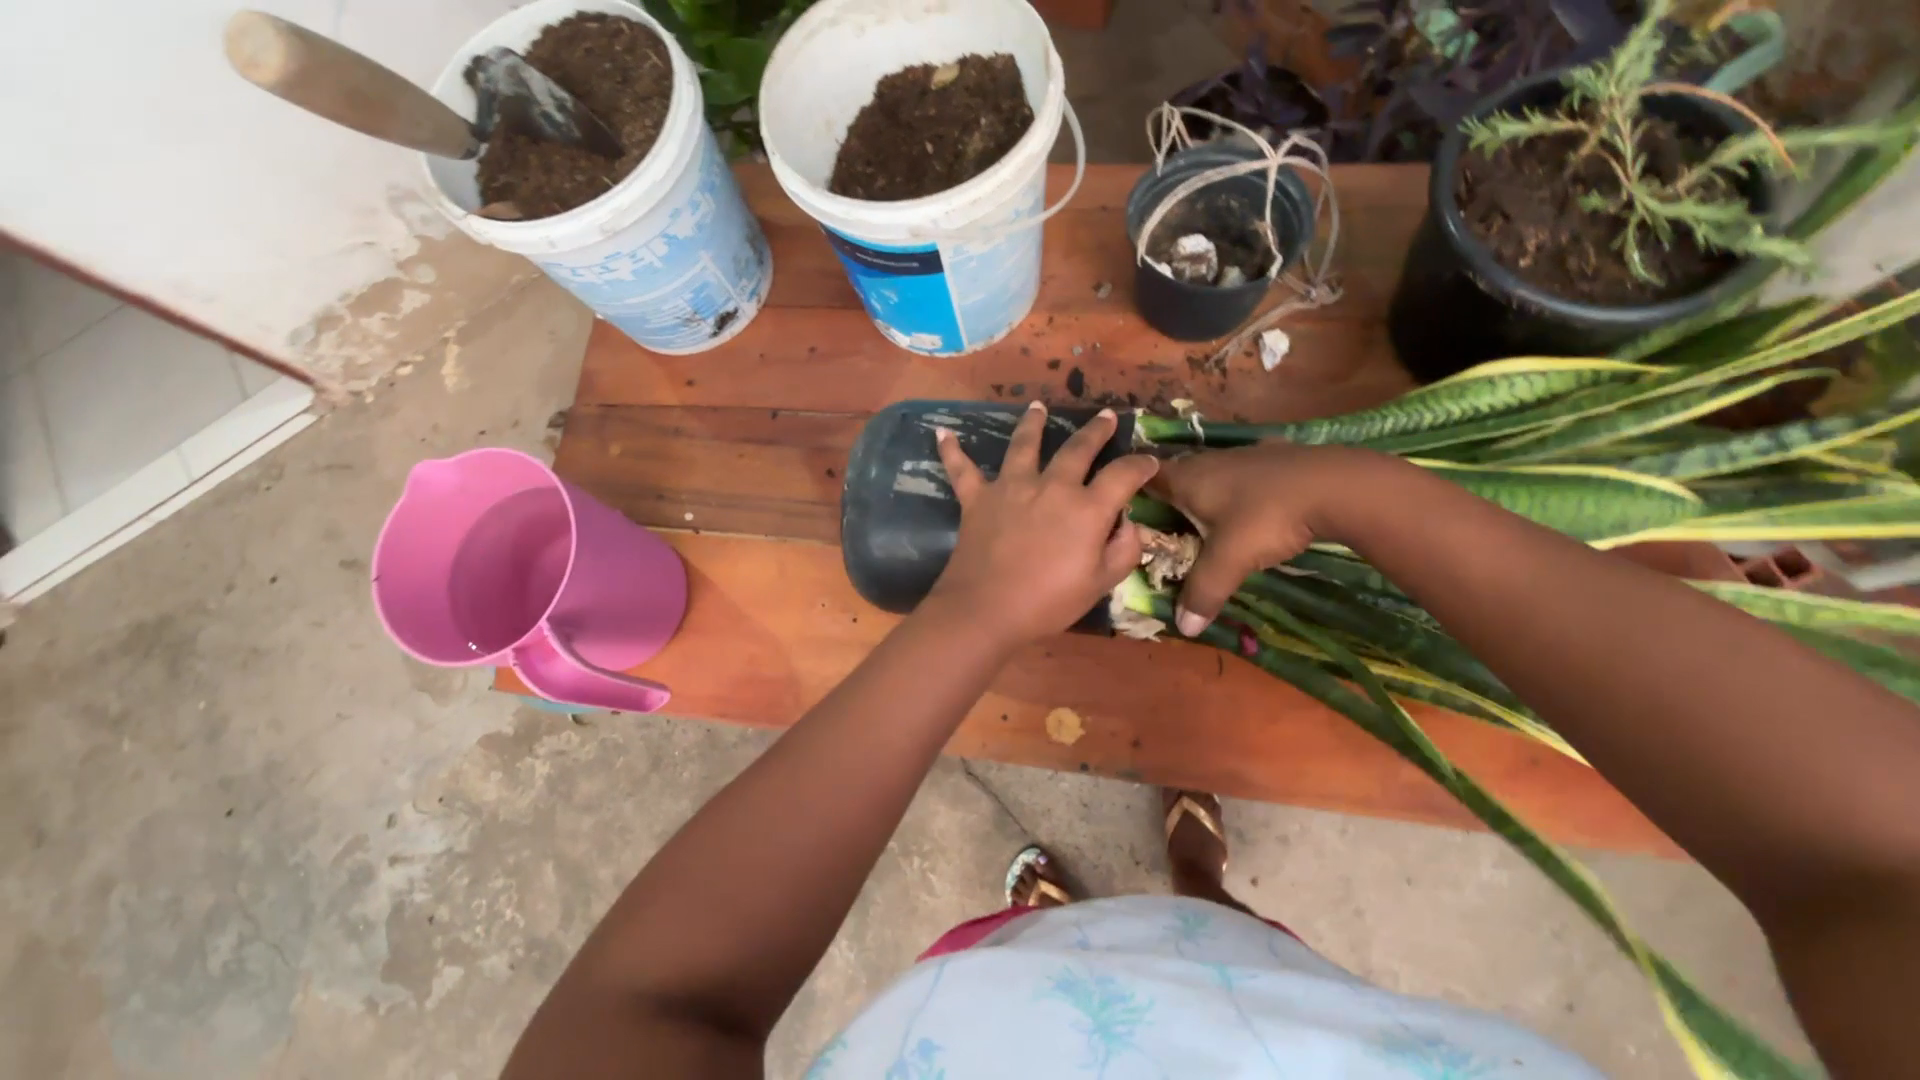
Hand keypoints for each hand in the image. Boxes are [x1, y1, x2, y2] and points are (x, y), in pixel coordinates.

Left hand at [927, 403, 1159, 646]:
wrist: (986, 609)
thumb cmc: (1048, 603)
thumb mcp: (1100, 584)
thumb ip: (1123, 550)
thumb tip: (1130, 524)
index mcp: (1087, 508)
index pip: (1123, 475)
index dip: (1140, 465)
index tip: (1150, 461)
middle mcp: (1051, 487)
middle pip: (1078, 449)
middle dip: (1096, 431)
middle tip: (1107, 416)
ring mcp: (1011, 488)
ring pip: (1024, 445)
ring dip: (1033, 423)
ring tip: (1037, 406)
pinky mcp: (977, 499)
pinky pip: (962, 469)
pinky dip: (952, 451)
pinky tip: (943, 434)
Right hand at [1147, 442, 1388, 635]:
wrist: (1337, 486)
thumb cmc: (1268, 517)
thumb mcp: (1230, 560)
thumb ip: (1203, 592)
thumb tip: (1185, 628)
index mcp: (1188, 478)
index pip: (1146, 479)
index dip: (1132, 495)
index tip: (1127, 517)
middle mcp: (1210, 460)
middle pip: (1178, 478)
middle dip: (1169, 502)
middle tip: (1164, 532)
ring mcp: (1246, 456)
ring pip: (1213, 476)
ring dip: (1206, 497)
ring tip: (1204, 525)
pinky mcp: (1277, 458)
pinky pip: (1244, 477)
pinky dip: (1240, 493)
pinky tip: (1250, 510)